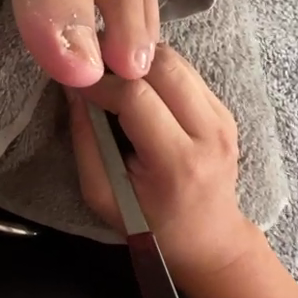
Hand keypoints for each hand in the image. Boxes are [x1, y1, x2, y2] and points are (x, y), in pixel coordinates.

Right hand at [68, 44, 261, 282]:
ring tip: (113, 73)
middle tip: (95, 68)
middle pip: (162, 67)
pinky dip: (154, 67)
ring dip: (138, 59)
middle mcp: (208, 134)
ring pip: (175, 61)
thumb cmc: (148, 222)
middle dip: (120, 59)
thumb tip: (72, 89)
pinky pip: (184, 70)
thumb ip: (85, 140)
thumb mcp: (101, 193)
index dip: (101, 82)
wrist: (209, 238)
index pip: (136, 97)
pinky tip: (137, 83)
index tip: (78, 83)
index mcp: (178, 163)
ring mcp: (223, 119)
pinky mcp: (225, 110)